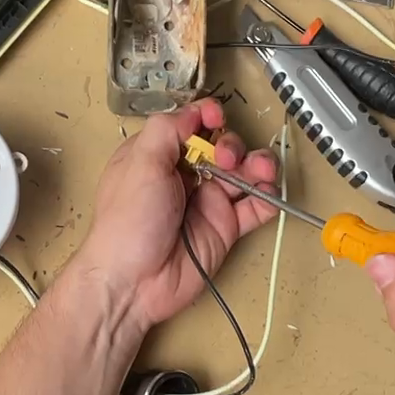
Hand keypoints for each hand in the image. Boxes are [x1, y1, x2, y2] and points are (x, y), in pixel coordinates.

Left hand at [70, 99, 277, 329]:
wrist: (133, 282)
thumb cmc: (127, 224)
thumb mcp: (140, 162)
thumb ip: (167, 130)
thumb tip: (194, 112)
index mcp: (158, 156)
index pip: (191, 125)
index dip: (208, 117)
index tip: (216, 118)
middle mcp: (184, 177)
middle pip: (223, 146)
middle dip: (233, 145)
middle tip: (227, 159)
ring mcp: (206, 203)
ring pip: (245, 174)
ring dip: (259, 167)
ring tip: (261, 173)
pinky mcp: (224, 229)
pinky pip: (254, 208)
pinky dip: (267, 198)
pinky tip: (267, 195)